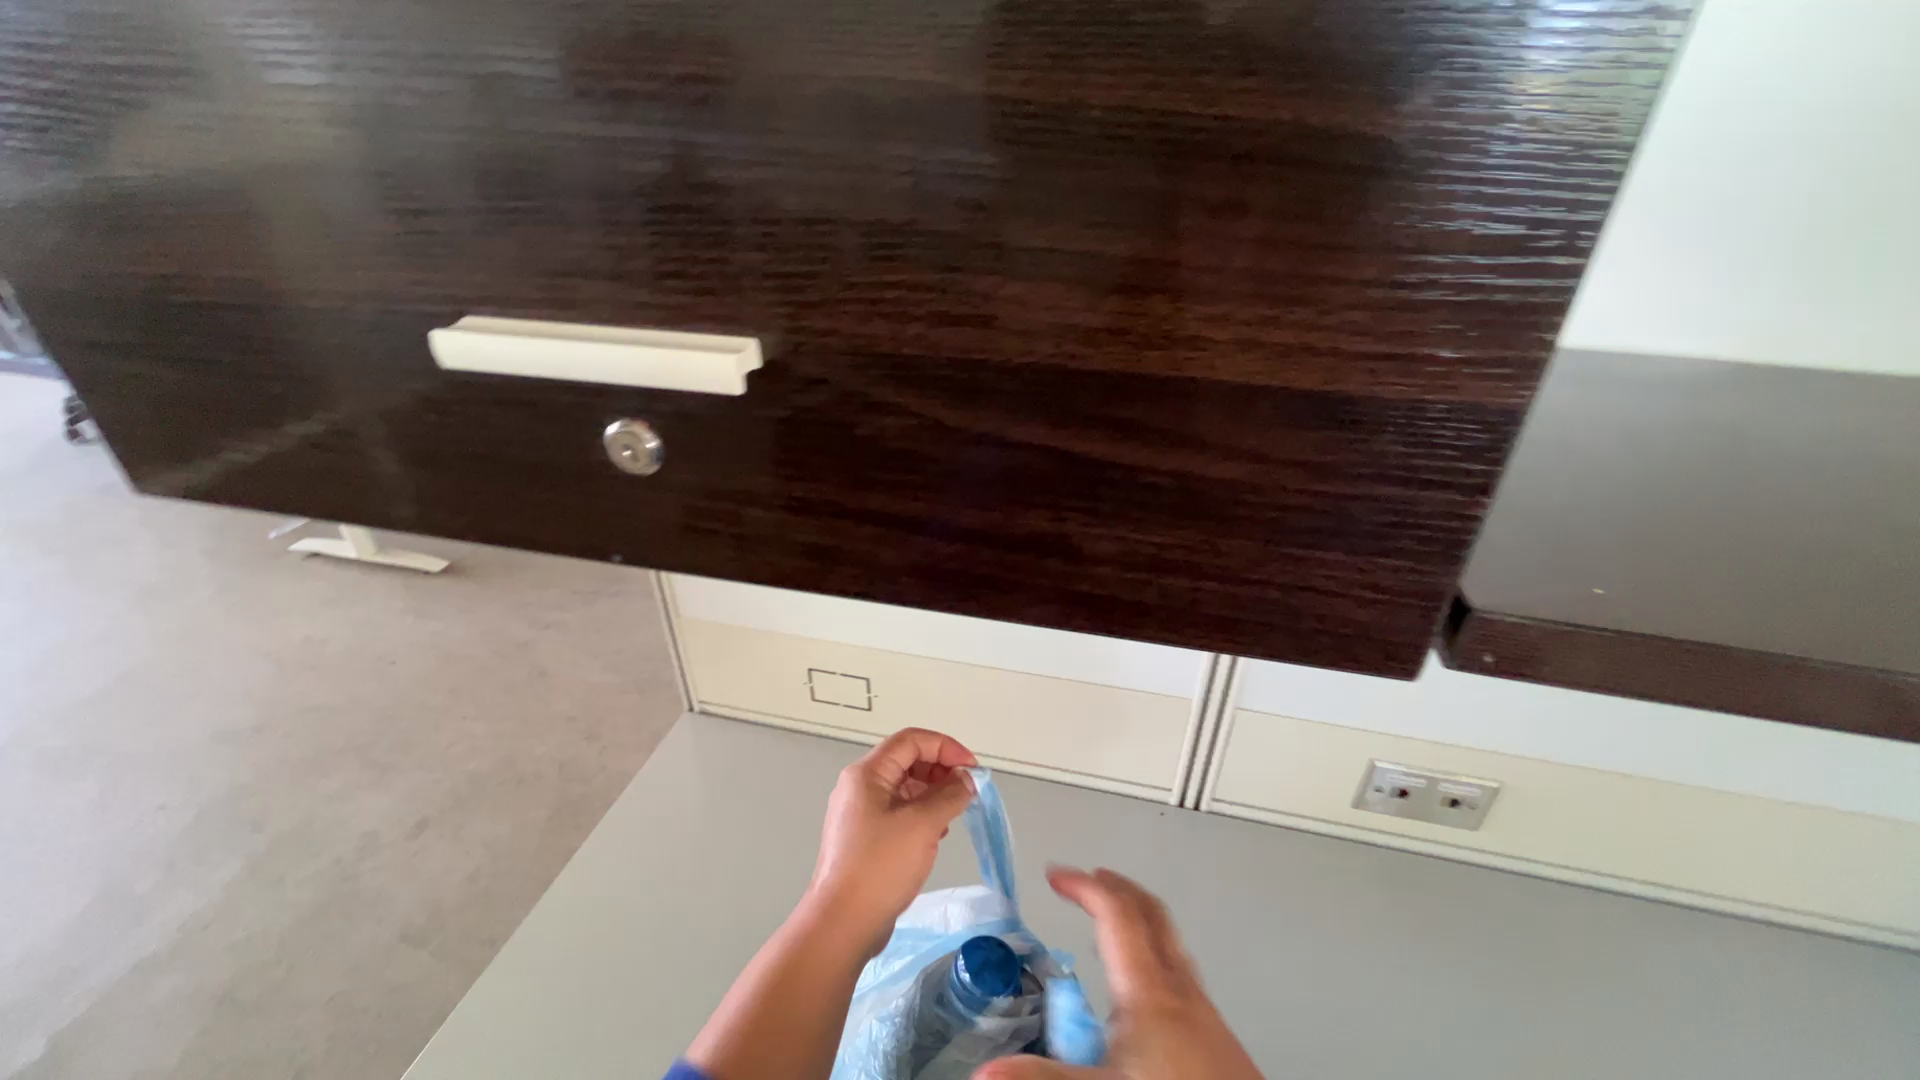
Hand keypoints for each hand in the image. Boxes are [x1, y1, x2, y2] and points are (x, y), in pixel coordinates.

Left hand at [806, 727, 977, 951]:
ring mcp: (860, 814)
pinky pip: (899, 813)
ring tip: (954, 815)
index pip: (911, 741)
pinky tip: (936, 835)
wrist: (842, 923)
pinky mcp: (865, 839)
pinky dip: (922, 815)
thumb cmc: (880, 867)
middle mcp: (859, 787)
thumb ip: (950, 795)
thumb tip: (966, 780)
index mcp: (866, 774)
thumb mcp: (922, 825)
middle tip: (967, 792)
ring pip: (904, 789)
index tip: (972, 769)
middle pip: (907, 761)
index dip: (946, 747)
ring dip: (933, 795)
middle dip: (941, 771)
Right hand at [975, 867, 1263, 1079]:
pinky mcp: (1219, 1040)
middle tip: (1087, 881)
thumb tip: (982, 1074)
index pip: (1117, 914)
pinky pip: (1180, 974)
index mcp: (1149, 992)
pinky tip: (1140, 999)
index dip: (1085, 886)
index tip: (1056, 874)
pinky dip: (1152, 957)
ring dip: (1137, 921)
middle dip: (1118, 889)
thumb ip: (1043, 1079)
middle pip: (1153, 915)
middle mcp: (1181, 991)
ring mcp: (1206, 1014)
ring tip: (1108, 930)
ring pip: (1171, 944)